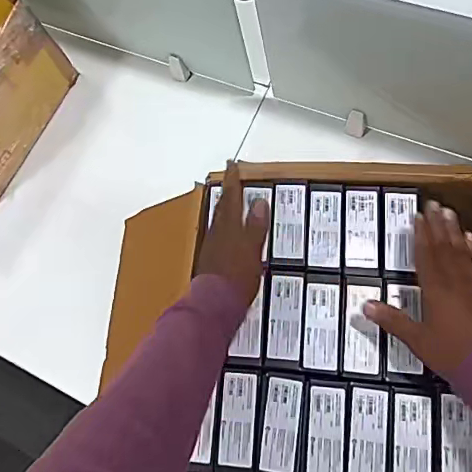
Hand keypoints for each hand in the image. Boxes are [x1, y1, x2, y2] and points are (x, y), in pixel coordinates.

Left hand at [194, 161, 268, 308]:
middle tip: (231, 180)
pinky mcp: (212, 263)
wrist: (215, 306)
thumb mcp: (253, 248)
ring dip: (225, 210)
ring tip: (230, 203)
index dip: (233, 181)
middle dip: (227, 193)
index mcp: (228, 227)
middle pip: (222, 208)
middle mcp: (217, 234)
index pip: (231, 197)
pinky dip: (225, 229)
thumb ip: (256, 225)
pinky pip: (219, 237)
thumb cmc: (236, 276)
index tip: (232, 165)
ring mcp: (212, 248)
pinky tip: (229, 235)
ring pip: (219, 221)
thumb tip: (259, 203)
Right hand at [364, 202, 471, 374]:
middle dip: (438, 224)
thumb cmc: (458, 354)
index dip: (421, 234)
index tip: (418, 216)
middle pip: (445, 246)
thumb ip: (394, 321)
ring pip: (464, 250)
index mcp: (436, 289)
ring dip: (455, 231)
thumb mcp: (420, 341)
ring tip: (450, 213)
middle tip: (434, 204)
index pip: (426, 254)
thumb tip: (367, 306)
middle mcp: (457, 280)